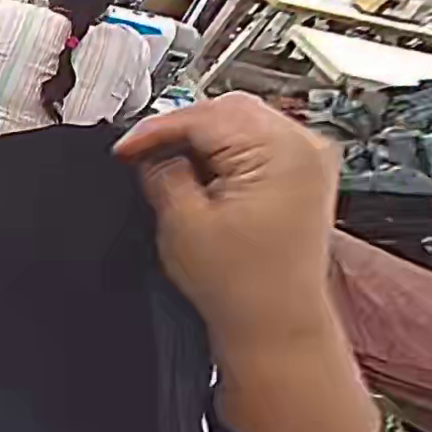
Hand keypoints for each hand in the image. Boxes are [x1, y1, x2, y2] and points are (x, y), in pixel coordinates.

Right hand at [112, 92, 338, 343]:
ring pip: (241, 124)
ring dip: (198, 139)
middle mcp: (303, 147)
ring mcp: (307, 161)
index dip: (154, 129)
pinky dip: (219, 153)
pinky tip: (196, 174)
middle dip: (177, 128)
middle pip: (227, 110)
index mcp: (279, 151)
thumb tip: (149, 153)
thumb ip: (161, 175)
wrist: (273, 321)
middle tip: (140, 152)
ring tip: (165, 166)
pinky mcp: (300, 178)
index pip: (204, 116)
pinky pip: (254, 145)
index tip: (125, 147)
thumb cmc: (241, 285)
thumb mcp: (182, 223)